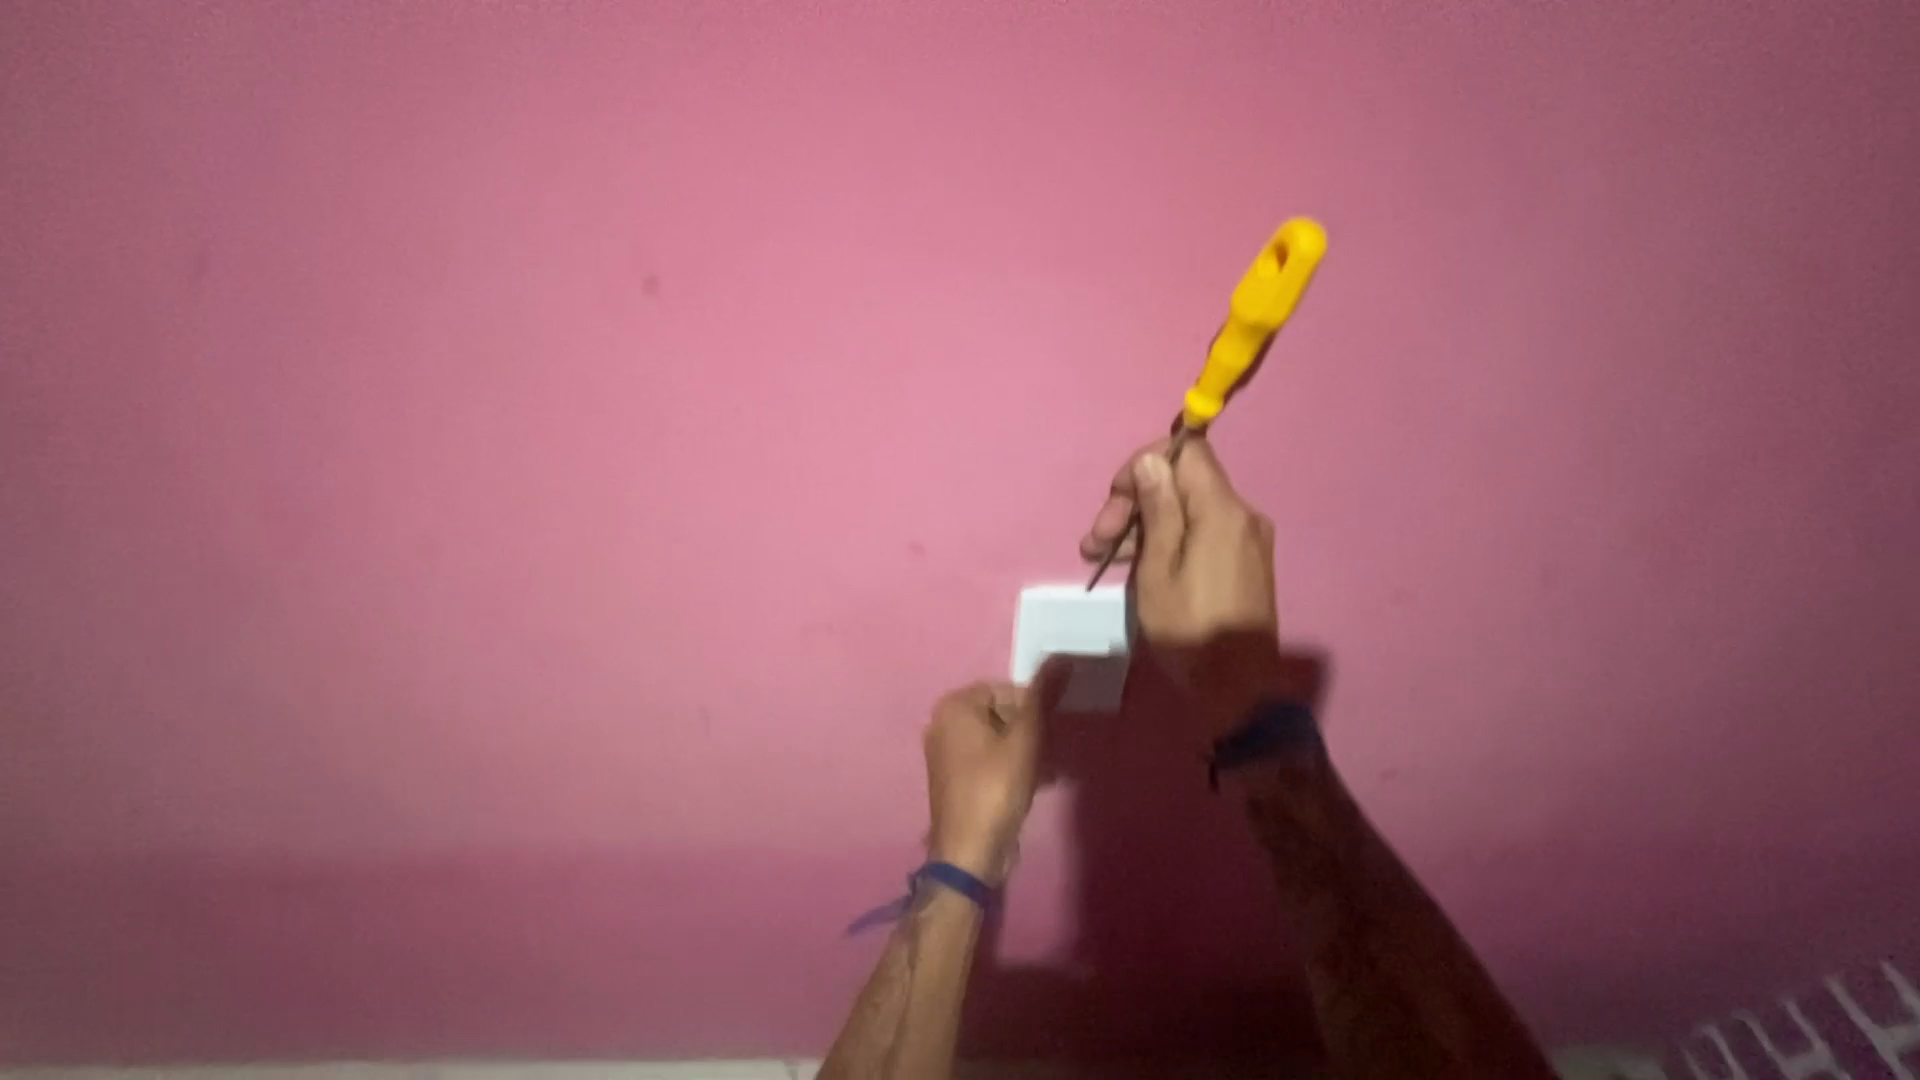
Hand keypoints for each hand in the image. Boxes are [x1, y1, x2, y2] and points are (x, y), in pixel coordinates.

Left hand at [923, 681, 1043, 885]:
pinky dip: (1012, 766)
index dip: (1034, 708)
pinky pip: (989, 759)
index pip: (1006, 689)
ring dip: (1026, 750)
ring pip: (998, 738)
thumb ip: (1043, 695)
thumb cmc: (996, 787)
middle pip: (1001, 712)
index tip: (1051, 730)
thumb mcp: (1026, 738)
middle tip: (1051, 751)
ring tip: (1047, 770)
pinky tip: (1035, 783)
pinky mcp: (955, 778)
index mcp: (954, 705)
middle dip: (1031, 730)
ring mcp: (946, 752)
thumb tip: (1062, 655)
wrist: (970, 852)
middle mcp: (943, 722)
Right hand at [1081, 437, 1284, 735]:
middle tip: (1097, 541)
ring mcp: (1244, 539)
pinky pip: (1199, 532)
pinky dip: (1166, 540)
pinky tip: (1133, 565)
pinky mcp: (1241, 561)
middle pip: (1182, 482)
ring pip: (1186, 510)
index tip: (1115, 498)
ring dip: (1143, 525)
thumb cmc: (1191, 631)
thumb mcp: (1159, 570)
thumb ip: (1157, 510)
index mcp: (1222, 511)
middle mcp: (1241, 515)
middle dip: (1134, 501)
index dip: (1145, 463)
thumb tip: (1150, 461)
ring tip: (1100, 557)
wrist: (1239, 691)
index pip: (1187, 451)